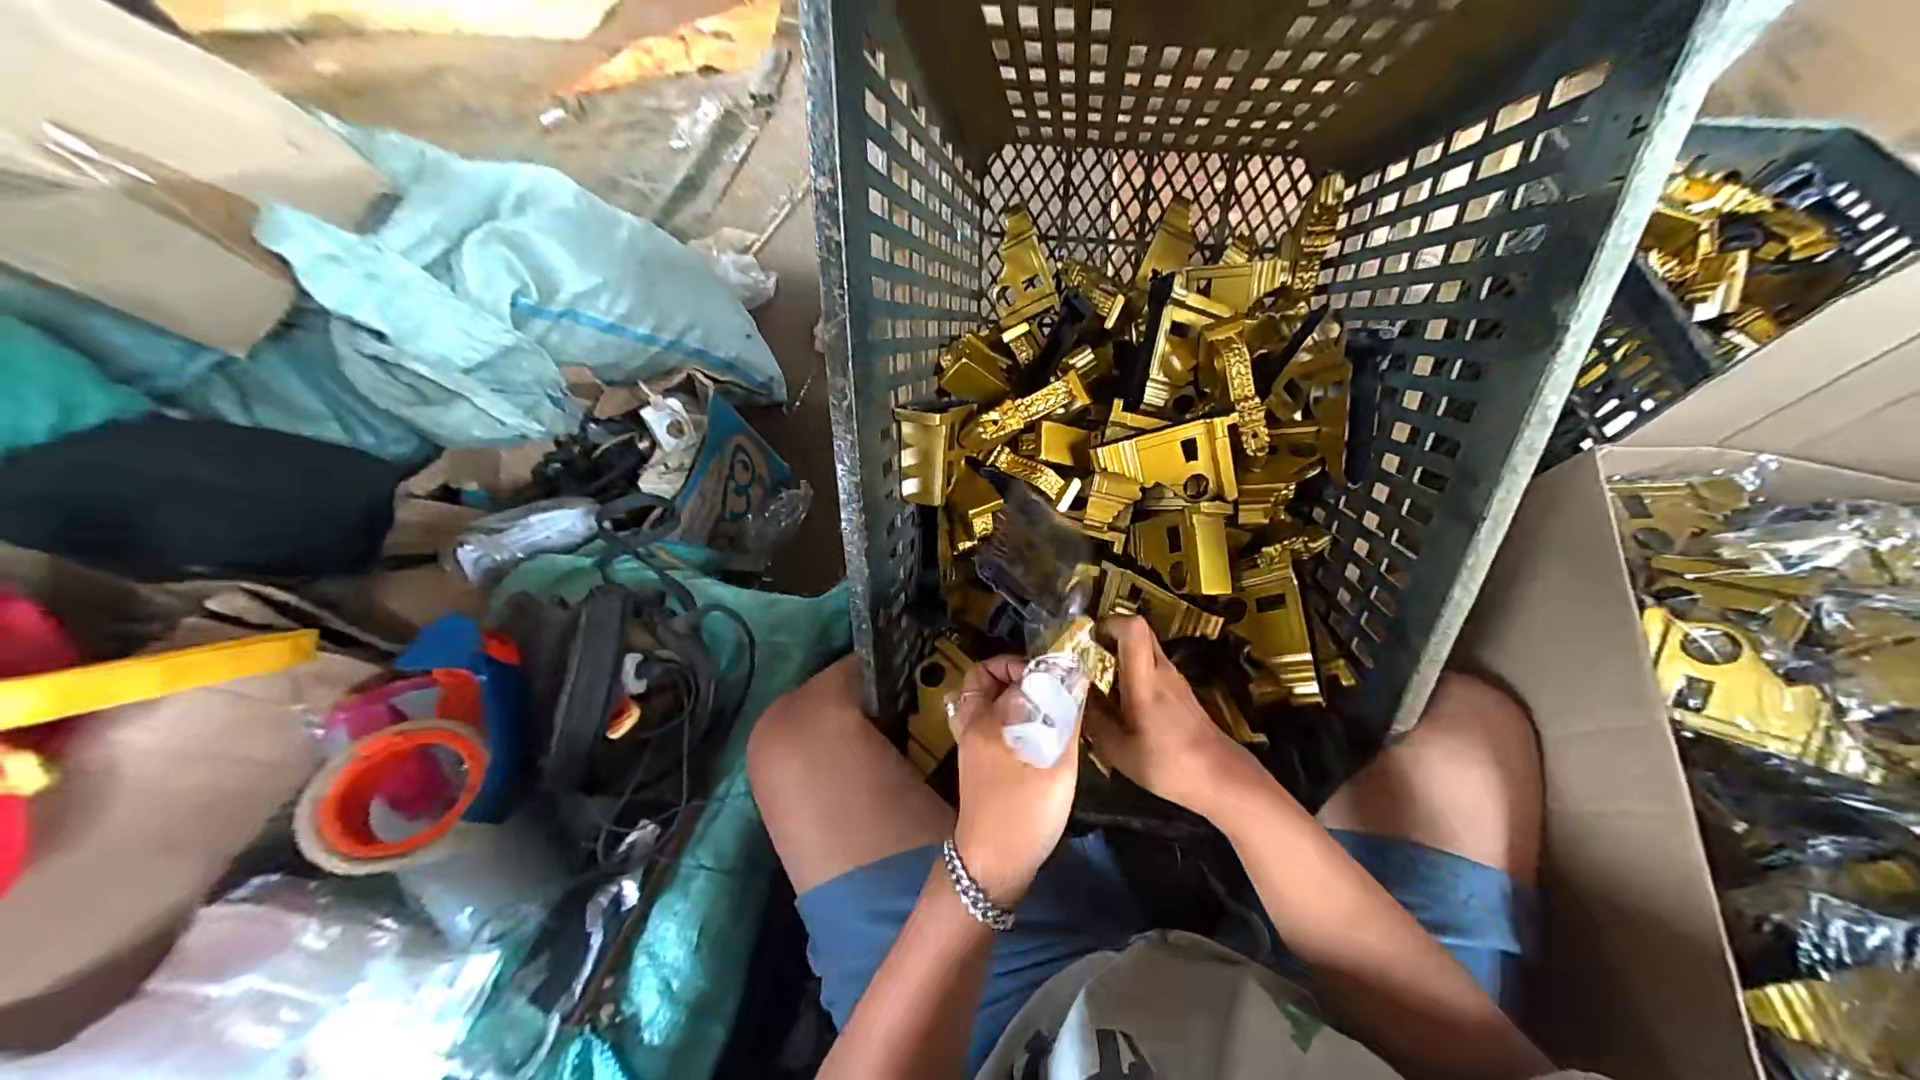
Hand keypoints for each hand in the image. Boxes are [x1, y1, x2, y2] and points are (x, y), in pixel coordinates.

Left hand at [948, 655, 1080, 905]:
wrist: (992, 865)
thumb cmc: (1023, 812)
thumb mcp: (1055, 765)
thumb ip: (1066, 720)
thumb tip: (1075, 681)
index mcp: (983, 720)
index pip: (994, 670)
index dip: (1024, 664)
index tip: (1054, 673)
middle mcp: (972, 726)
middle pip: (981, 681)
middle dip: (1012, 674)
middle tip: (1046, 683)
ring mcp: (972, 746)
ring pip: (985, 703)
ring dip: (1011, 695)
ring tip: (1046, 704)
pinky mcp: (979, 764)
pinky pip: (990, 724)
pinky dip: (1010, 717)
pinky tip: (1040, 731)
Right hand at [1086, 616, 1262, 817]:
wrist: (1221, 778)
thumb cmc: (1169, 765)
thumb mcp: (1119, 751)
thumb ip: (1094, 721)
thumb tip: (1074, 699)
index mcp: (1146, 680)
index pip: (1134, 628)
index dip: (1109, 623)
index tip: (1088, 637)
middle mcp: (1163, 671)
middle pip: (1140, 632)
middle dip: (1111, 635)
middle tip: (1087, 654)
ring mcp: (1175, 680)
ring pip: (1146, 650)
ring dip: (1121, 655)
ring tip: (1098, 679)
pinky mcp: (1181, 692)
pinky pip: (1153, 668)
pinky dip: (1134, 672)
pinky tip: (1121, 700)